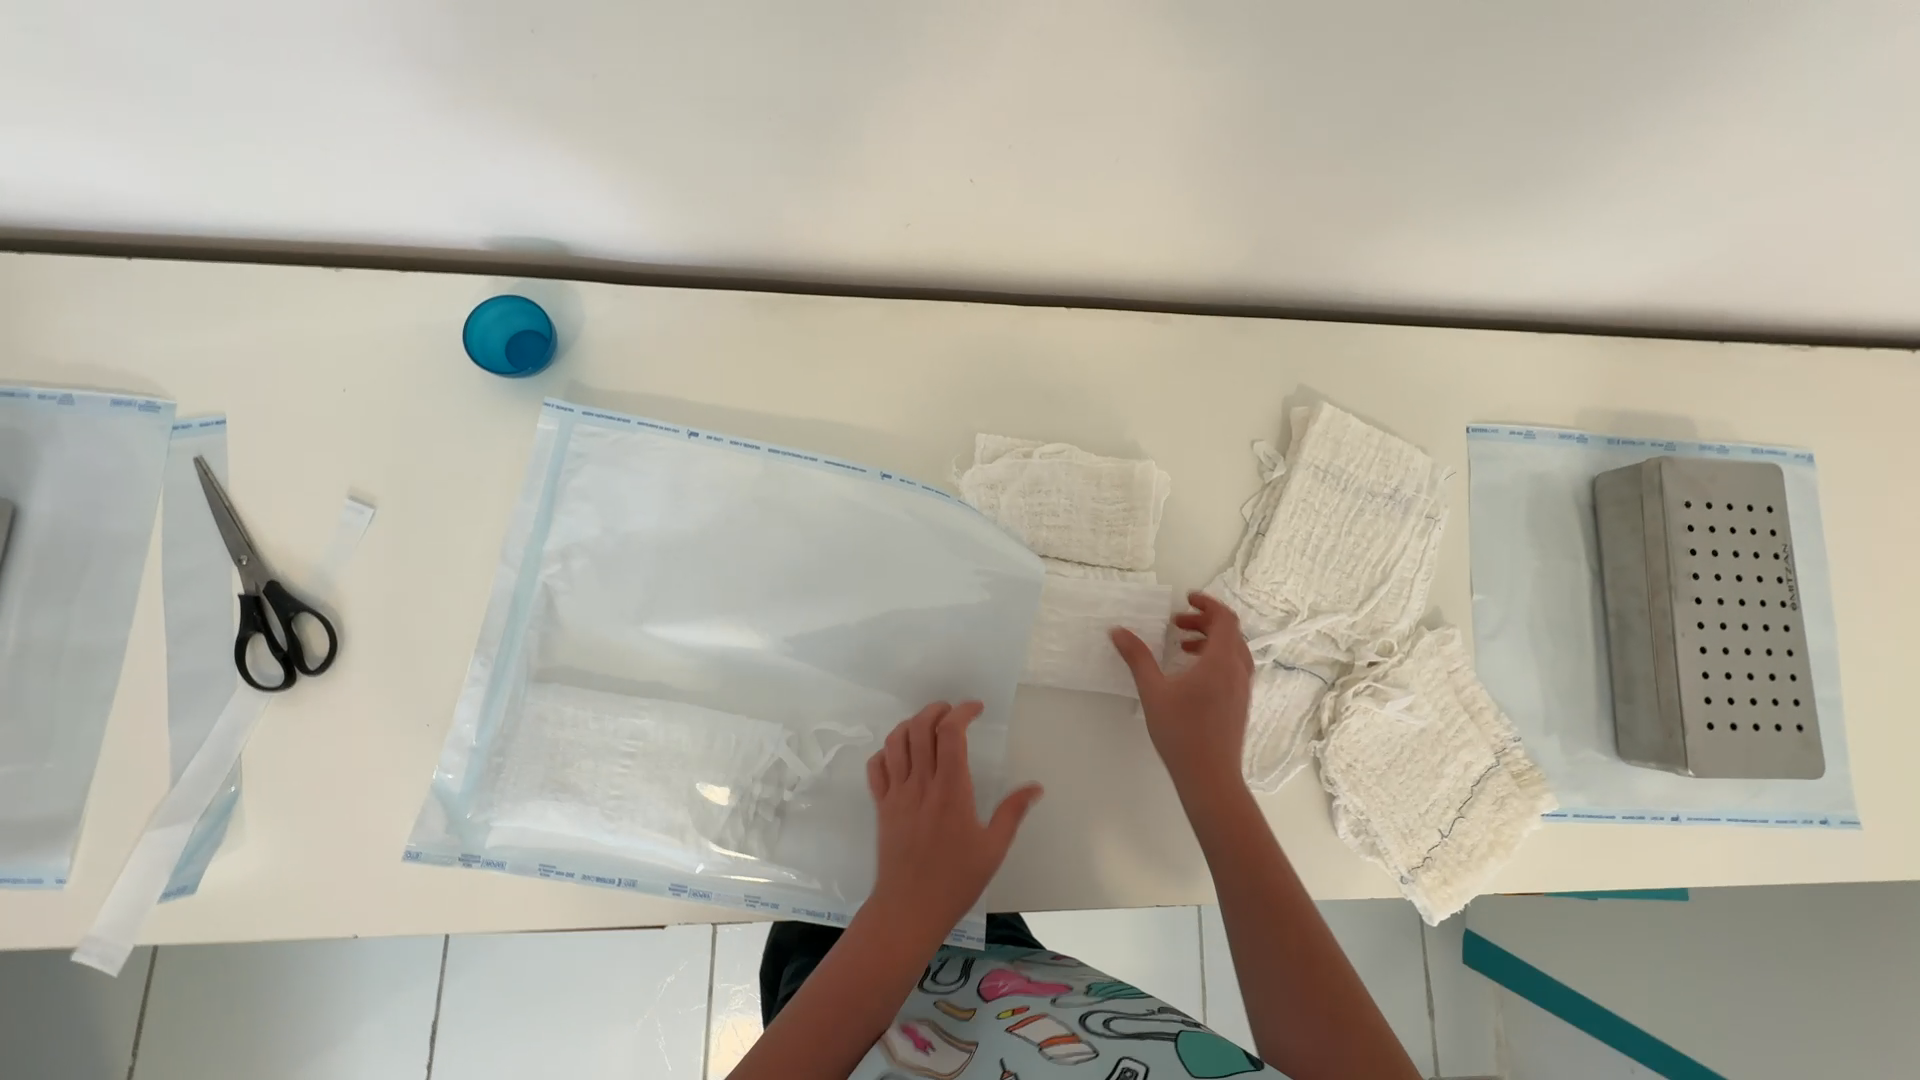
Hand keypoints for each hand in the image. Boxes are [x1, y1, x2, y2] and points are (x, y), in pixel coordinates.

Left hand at [865, 702, 1043, 936]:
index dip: (962, 712)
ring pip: (895, 741)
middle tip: (952, 712)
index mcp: (951, 790)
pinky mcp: (881, 806)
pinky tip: (901, 755)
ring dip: (911, 724)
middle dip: (936, 710)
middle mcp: (921, 784)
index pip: (950, 733)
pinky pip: (876, 767)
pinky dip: (886, 752)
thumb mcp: (993, 848)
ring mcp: (897, 794)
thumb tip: (1036, 787)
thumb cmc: (955, 880)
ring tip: (927, 726)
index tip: (976, 708)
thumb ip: (1013, 812)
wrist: (909, 909)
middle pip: (920, 727)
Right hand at [1111, 591, 1254, 794]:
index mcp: (1221, 662)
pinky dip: (1215, 659)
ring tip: (1181, 647)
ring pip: (1234, 652)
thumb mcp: (1153, 691)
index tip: (1186, 599)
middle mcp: (1238, 671)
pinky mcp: (1240, 705)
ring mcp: (1243, 690)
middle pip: (1230, 633)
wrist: (1210, 777)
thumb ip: (1137, 658)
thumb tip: (1118, 631)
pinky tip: (1191, 675)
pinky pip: (1233, 669)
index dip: (1208, 603)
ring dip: (1210, 641)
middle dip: (1204, 622)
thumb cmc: (1181, 732)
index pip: (1225, 619)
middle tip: (1177, 624)